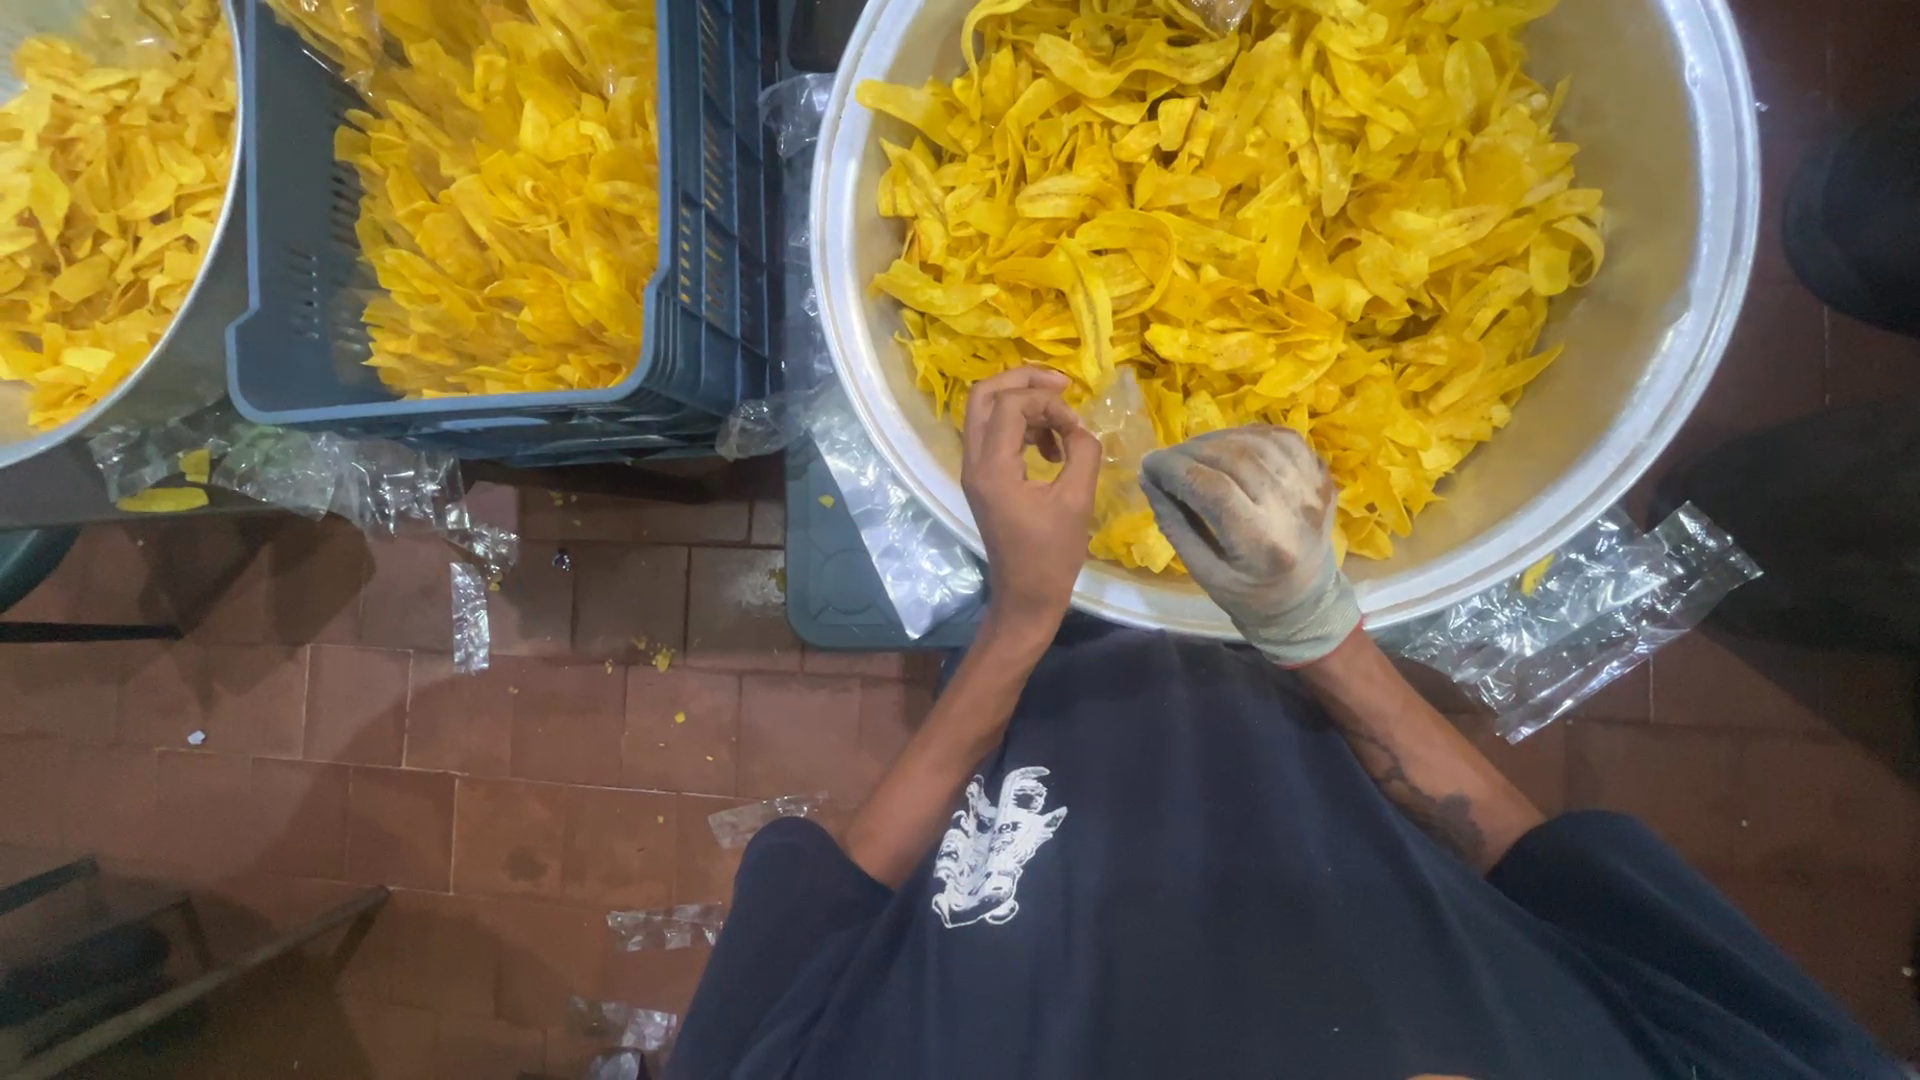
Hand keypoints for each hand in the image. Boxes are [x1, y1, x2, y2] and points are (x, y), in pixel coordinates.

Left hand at [961, 367, 1101, 651]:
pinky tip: (1051, 449)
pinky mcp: (982, 479)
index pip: (1009, 405)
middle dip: (1023, 381)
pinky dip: (1021, 427)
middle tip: (1062, 385)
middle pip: (983, 394)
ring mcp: (973, 471)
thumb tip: (1079, 427)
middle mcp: (973, 463)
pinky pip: (994, 434)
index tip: (1077, 426)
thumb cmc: (1052, 555)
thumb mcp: (1077, 500)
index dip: (1047, 402)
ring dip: (1024, 406)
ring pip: (986, 411)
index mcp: (991, 468)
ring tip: (1062, 428)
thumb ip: (1082, 452)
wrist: (1025, 596)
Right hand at [1140, 424, 1359, 666]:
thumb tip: (1149, 479)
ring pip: (1257, 443)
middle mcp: (1293, 509)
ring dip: (1214, 440)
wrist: (1306, 601)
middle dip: (1189, 452)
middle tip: (1164, 460)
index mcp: (1262, 544)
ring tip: (1190, 453)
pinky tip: (1225, 445)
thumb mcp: (1202, 572)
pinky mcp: (1321, 476)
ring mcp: (1312, 488)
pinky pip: (1281, 438)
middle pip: (1234, 459)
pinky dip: (1246, 434)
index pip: (1213, 488)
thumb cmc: (1249, 596)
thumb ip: (1175, 524)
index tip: (1148, 465)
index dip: (1175, 469)